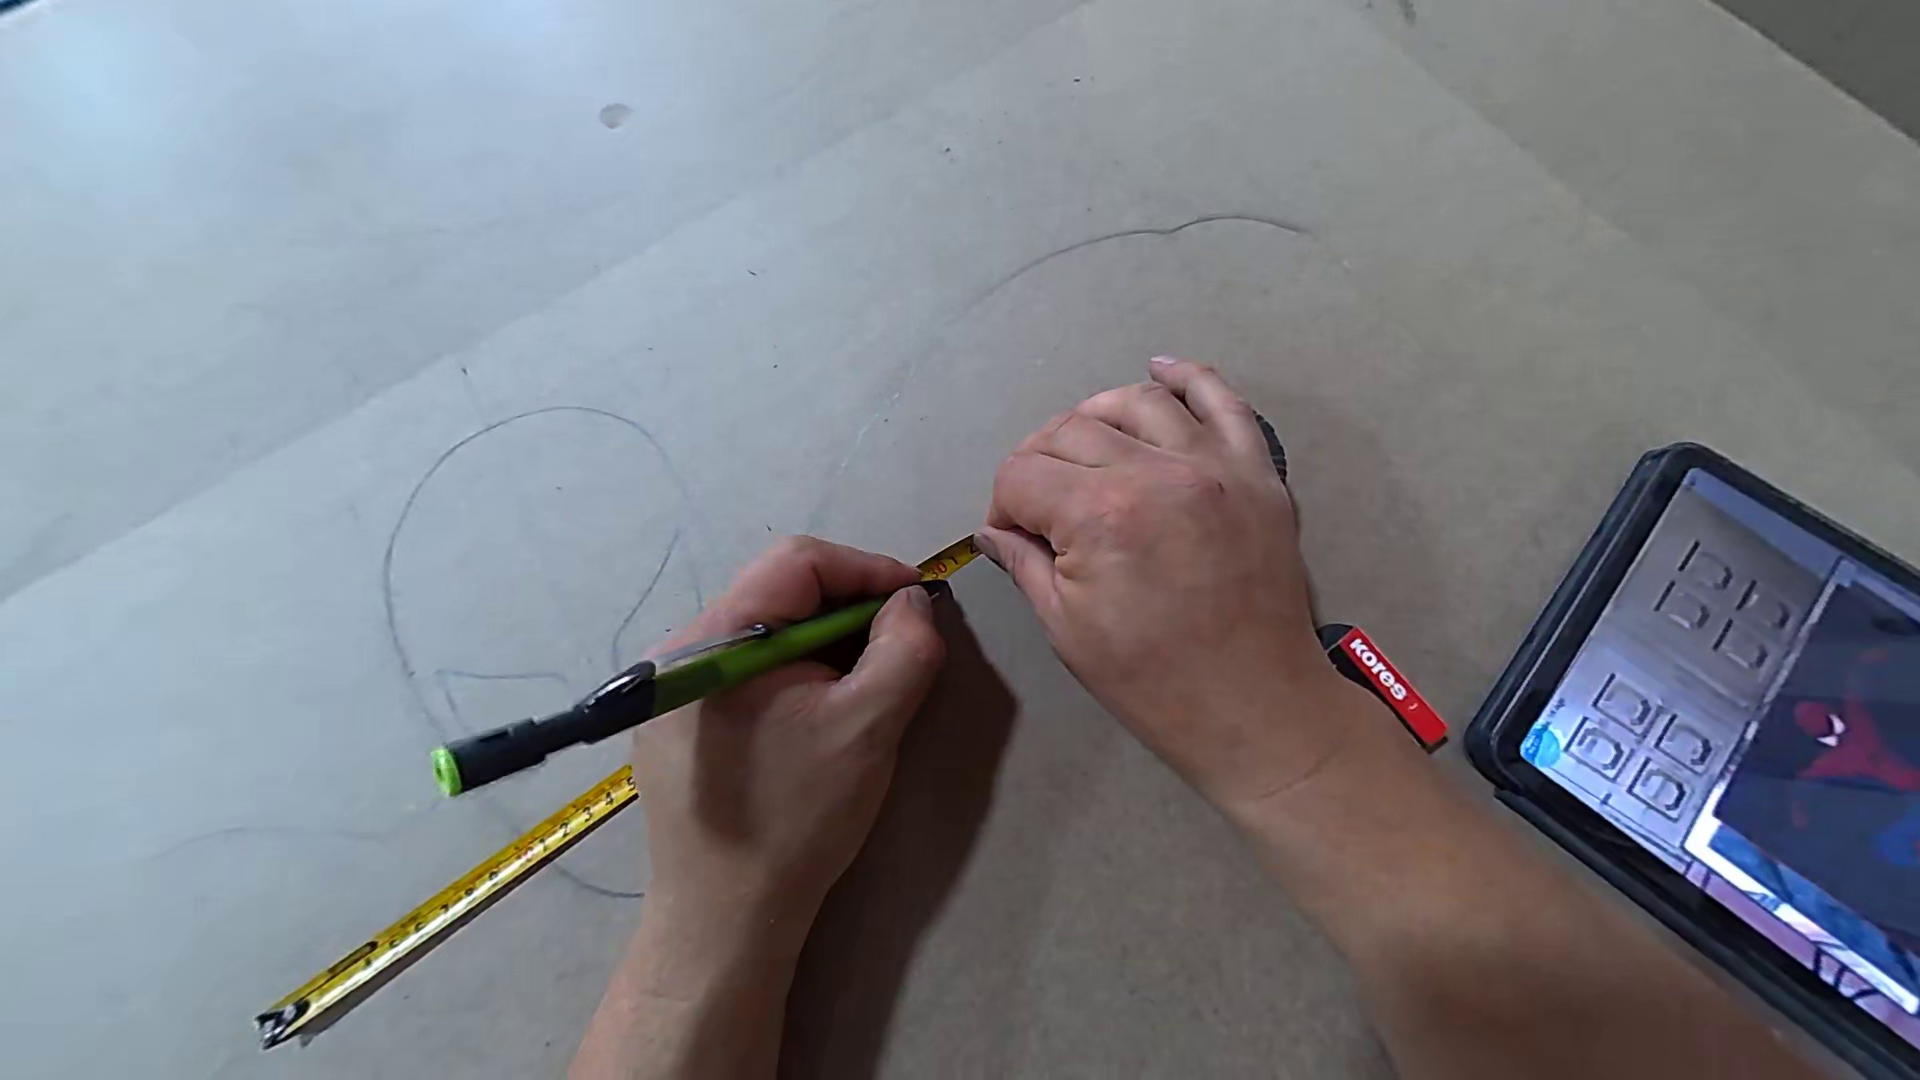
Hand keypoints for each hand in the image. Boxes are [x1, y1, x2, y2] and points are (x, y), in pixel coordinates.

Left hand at [631, 537, 944, 949]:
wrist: (725, 920)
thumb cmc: (797, 820)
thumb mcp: (869, 728)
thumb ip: (905, 649)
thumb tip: (911, 600)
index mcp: (718, 639)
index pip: (798, 561)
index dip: (866, 568)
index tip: (915, 597)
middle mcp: (685, 648)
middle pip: (782, 587)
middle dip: (851, 601)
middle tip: (897, 636)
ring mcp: (681, 681)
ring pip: (771, 622)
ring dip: (829, 634)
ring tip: (865, 672)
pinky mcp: (687, 711)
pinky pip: (754, 658)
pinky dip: (802, 662)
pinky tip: (824, 700)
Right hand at [979, 358, 1368, 809]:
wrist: (1257, 710)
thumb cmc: (1150, 681)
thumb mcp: (1065, 627)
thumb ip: (1023, 561)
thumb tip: (992, 529)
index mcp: (1100, 515)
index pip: (1021, 474)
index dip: (1002, 504)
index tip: (1009, 535)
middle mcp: (1156, 471)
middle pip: (1068, 431)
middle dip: (1036, 464)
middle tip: (1038, 505)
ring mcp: (1215, 464)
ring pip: (1134, 403)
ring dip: (1092, 418)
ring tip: (1081, 451)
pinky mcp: (1257, 471)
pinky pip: (1221, 400)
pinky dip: (1187, 377)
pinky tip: (1158, 369)